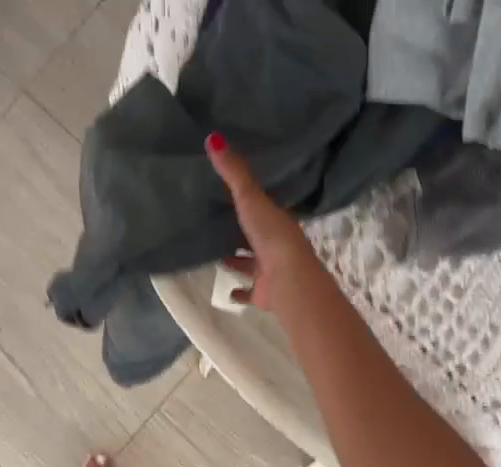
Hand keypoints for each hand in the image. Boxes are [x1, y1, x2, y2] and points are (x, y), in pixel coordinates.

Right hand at [205, 133, 327, 313]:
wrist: (287, 279)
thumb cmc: (271, 235)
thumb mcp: (250, 198)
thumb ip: (233, 173)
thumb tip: (212, 137)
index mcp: (276, 221)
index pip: (261, 207)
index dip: (247, 201)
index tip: (229, 194)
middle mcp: (275, 245)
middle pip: (254, 236)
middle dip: (239, 232)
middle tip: (217, 224)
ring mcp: (270, 271)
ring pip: (250, 264)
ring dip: (236, 261)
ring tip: (216, 255)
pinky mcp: (262, 294)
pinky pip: (248, 292)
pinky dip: (238, 292)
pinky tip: (226, 291)